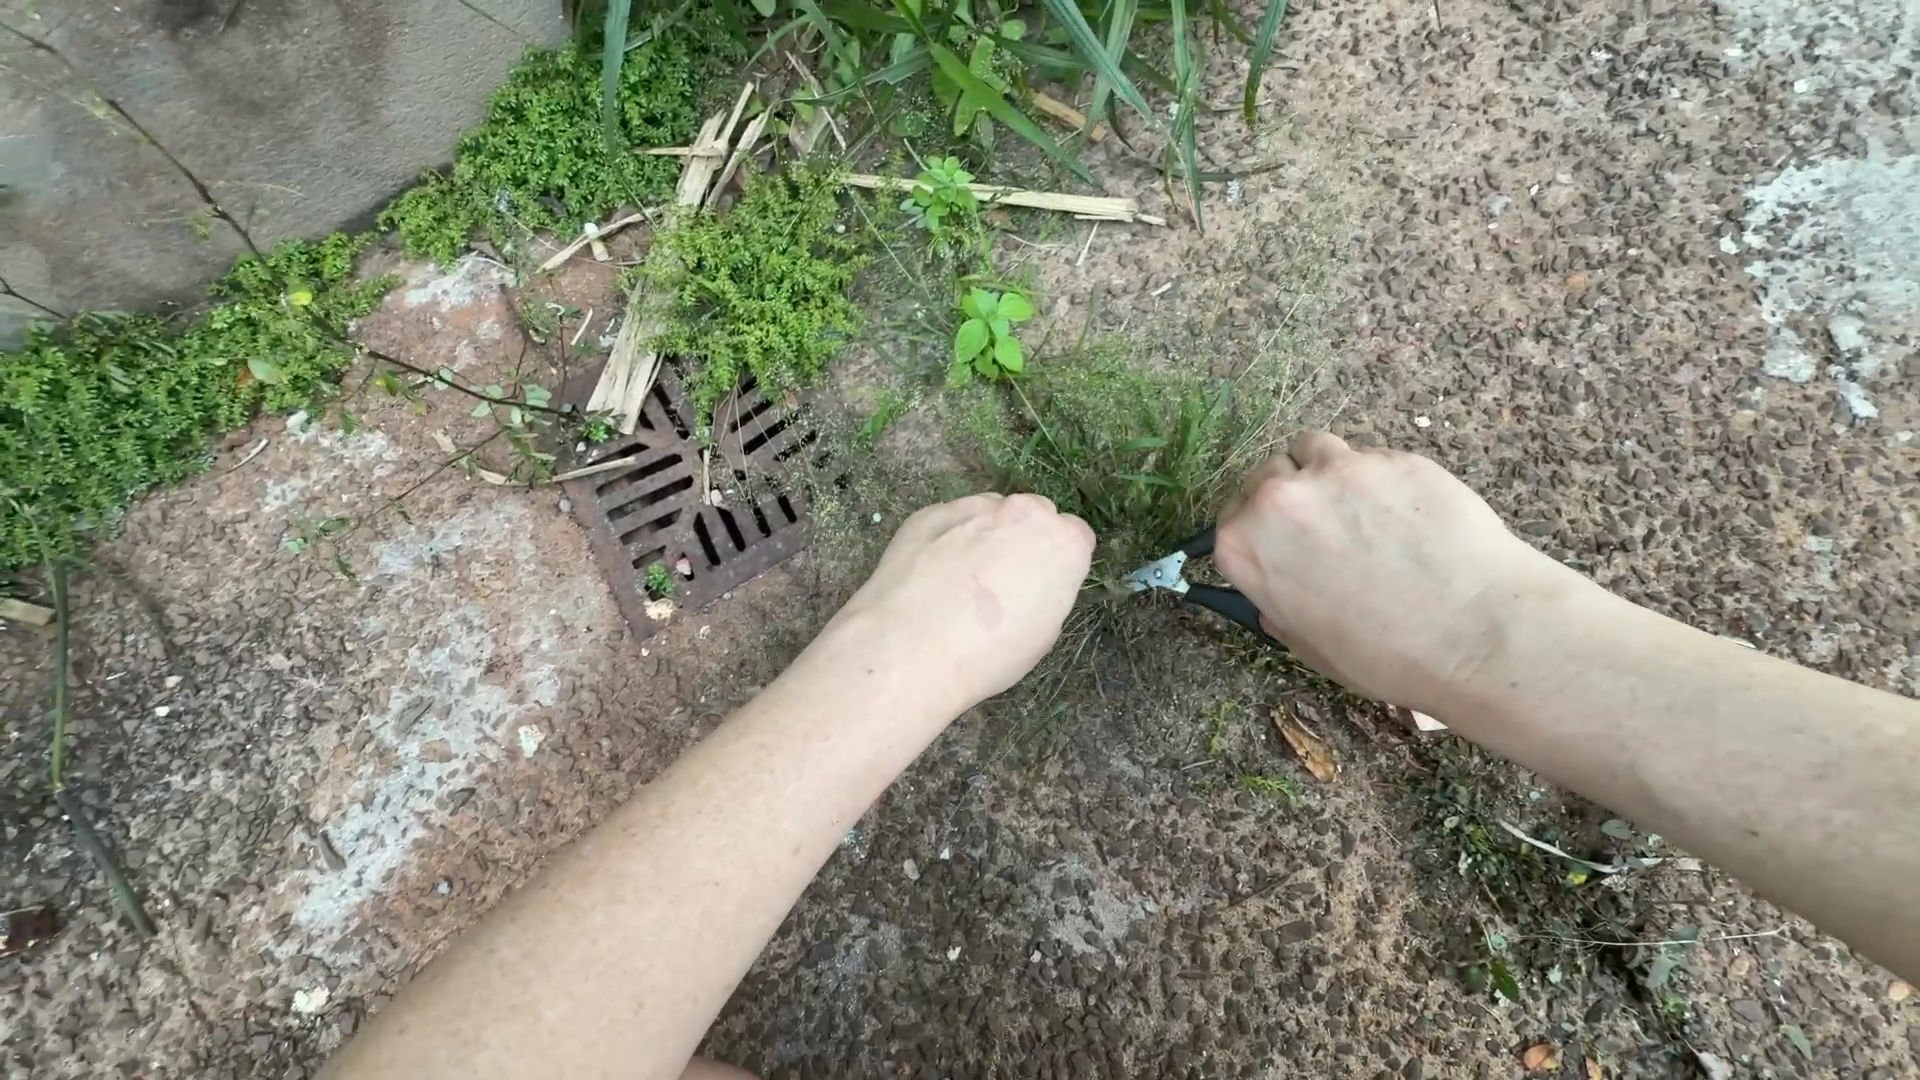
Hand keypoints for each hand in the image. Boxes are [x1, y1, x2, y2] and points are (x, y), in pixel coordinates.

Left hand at [825, 493, 1094, 710]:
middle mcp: (1023, 513)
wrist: (911, 648)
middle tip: (1000, 578)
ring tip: (957, 578)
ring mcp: (973, 506)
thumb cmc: (989, 654)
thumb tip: (1030, 581)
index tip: (1041, 583)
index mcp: (1064, 543)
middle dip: (1022, 538)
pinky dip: (945, 539)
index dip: (1058, 561)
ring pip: (989, 512)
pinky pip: (949, 520)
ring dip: (983, 534)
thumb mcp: (1042, 633)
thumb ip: (1047, 591)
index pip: (1076, 536)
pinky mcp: (931, 512)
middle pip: (1033, 515)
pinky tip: (928, 574)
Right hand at [1212, 432, 1587, 710]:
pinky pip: (1369, 457)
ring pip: (1312, 449)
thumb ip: (1276, 604)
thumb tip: (1278, 590)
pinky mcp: (1391, 459)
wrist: (1475, 636)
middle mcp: (1277, 498)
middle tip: (1321, 528)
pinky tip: (1403, 513)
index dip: (1256, 530)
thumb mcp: (1304, 643)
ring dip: (1325, 472)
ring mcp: (1336, 471)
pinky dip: (1377, 478)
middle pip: (1266, 476)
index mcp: (1243, 544)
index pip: (1230, 518)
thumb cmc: (1384, 654)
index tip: (1277, 542)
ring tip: (1357, 506)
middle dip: (1288, 497)